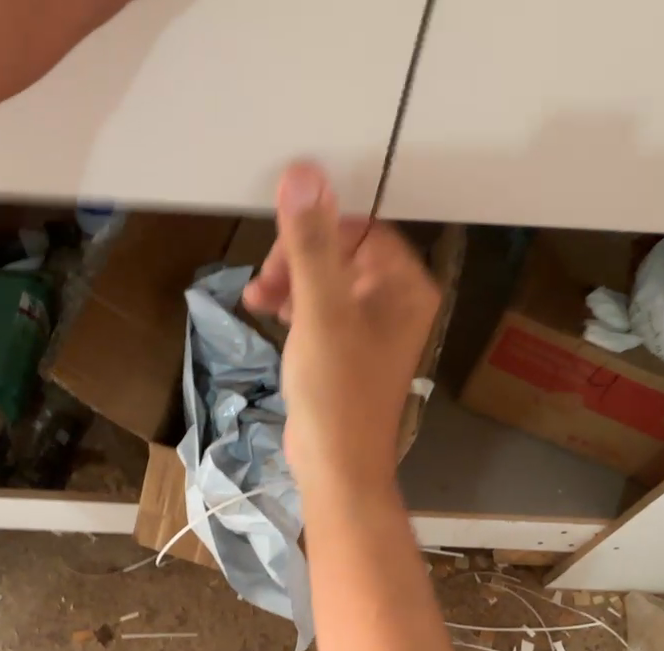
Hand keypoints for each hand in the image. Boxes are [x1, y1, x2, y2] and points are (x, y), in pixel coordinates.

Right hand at [244, 163, 440, 492]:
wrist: (336, 465)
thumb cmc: (335, 390)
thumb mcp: (320, 310)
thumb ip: (311, 243)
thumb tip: (302, 172)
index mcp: (405, 285)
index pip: (360, 228)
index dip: (316, 235)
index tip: (279, 257)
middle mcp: (397, 301)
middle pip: (341, 253)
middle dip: (296, 263)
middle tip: (264, 287)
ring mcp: (374, 329)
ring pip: (327, 282)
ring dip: (289, 285)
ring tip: (257, 302)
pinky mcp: (350, 352)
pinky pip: (322, 311)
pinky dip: (295, 310)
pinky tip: (271, 318)